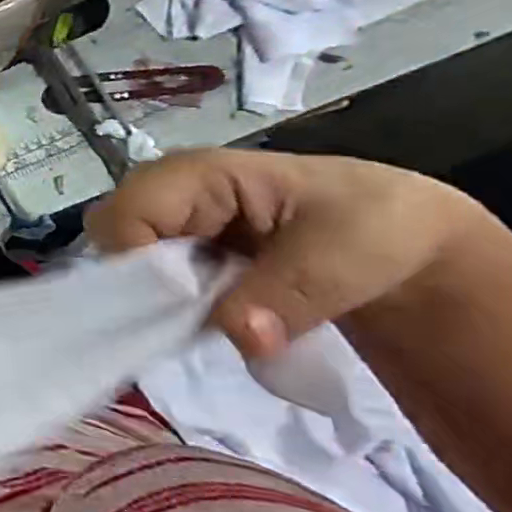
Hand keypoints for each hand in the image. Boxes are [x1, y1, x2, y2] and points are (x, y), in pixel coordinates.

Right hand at [85, 149, 484, 357]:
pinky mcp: (173, 248)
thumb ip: (287, 296)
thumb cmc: (375, 229)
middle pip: (110, 234)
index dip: (138, 264)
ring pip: (118, 258)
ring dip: (150, 296)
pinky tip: (199, 314)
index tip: (177, 309)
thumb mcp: (347, 258)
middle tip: (186, 314)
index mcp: (198, 173)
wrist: (401, 240)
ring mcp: (165, 220)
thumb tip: (238, 337)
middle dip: (136, 281)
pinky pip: (139, 274)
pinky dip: (160, 302)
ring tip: (198, 317)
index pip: (126, 215)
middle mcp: (166, 191)